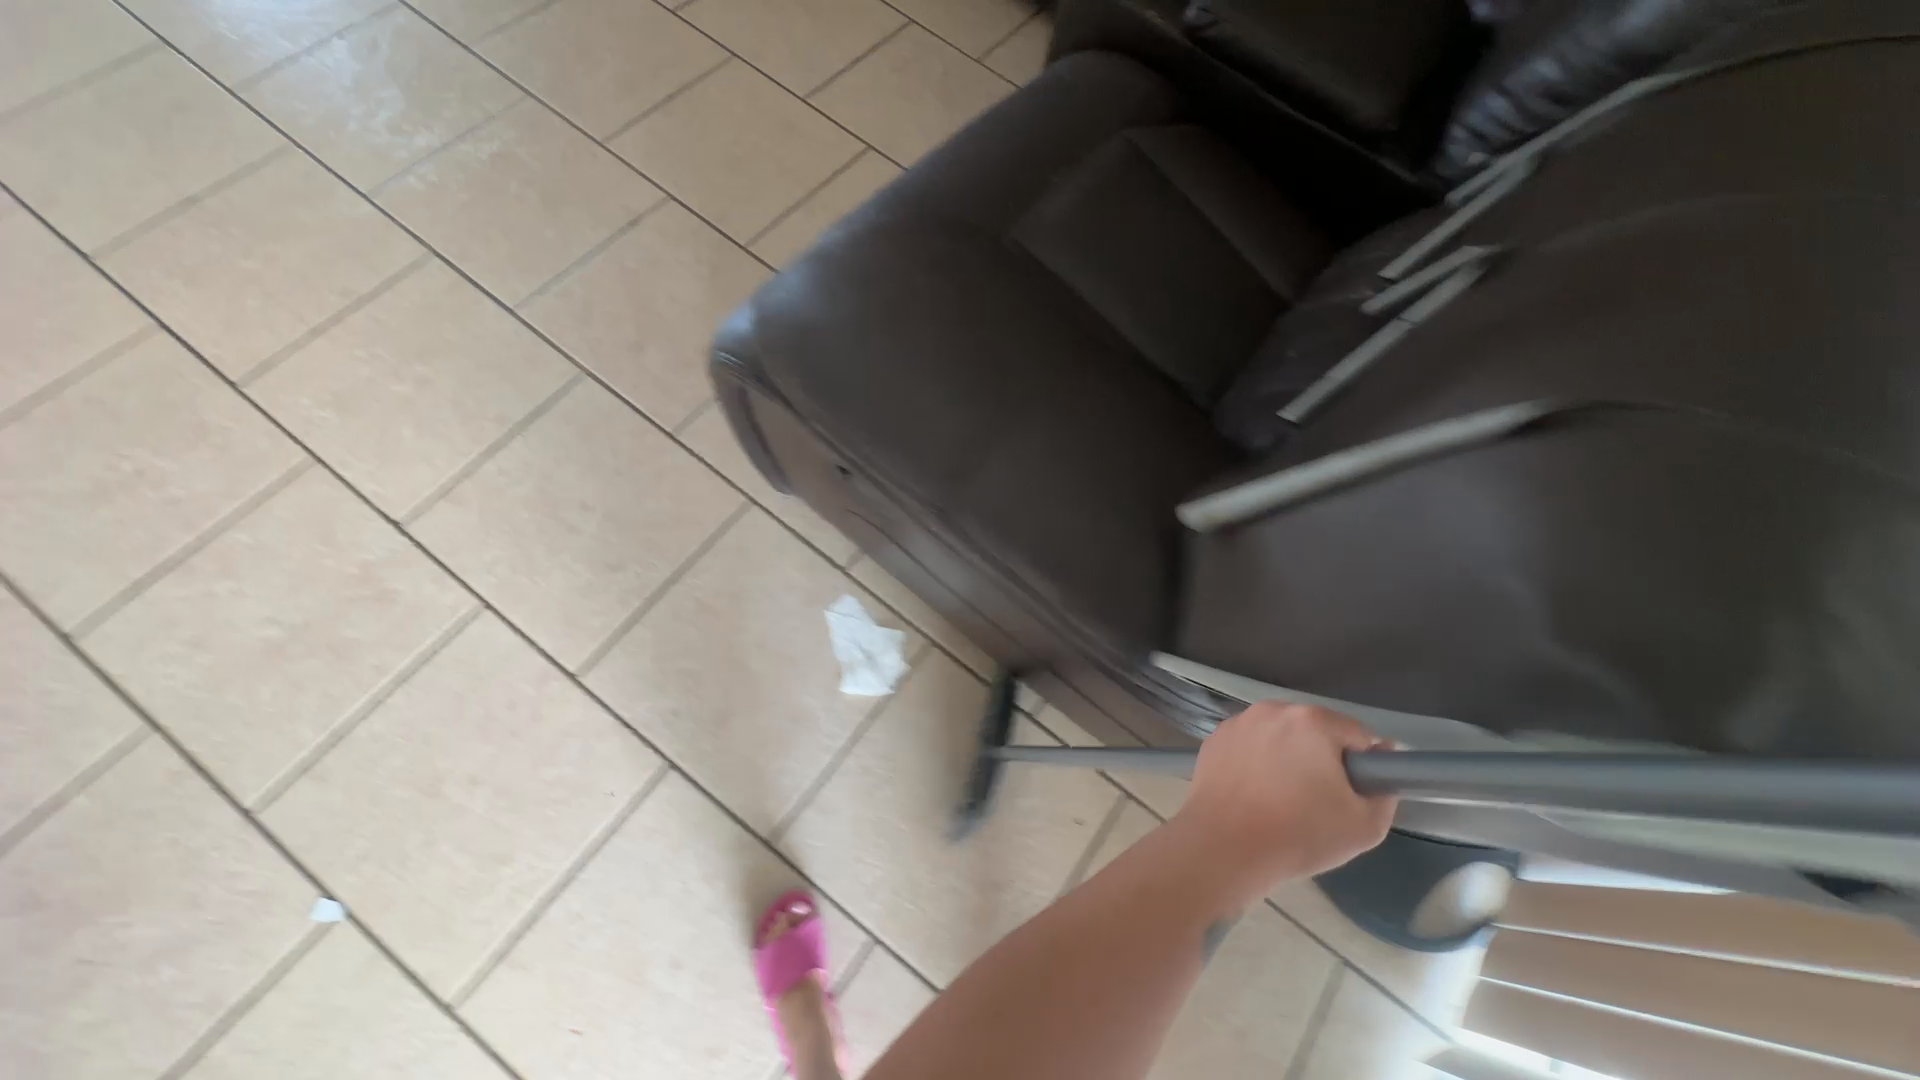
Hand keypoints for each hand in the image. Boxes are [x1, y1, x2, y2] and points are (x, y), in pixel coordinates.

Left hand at [1170, 702, 1396, 906]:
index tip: (1349, 796)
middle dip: (1322, 758)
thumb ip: (1385, 790)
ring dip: (1287, 757)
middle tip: (1316, 801)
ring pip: (1279, 736)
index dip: (1361, 767)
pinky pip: (1250, 745)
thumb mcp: (1365, 826)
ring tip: (1281, 799)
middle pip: (1315, 731)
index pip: (1356, 735)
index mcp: (1313, 721)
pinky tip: (1254, 794)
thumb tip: (1383, 755)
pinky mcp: (1215, 740)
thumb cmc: (1299, 835)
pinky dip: (1256, 761)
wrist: (1224, 848)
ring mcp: (1239, 723)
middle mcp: (1273, 710)